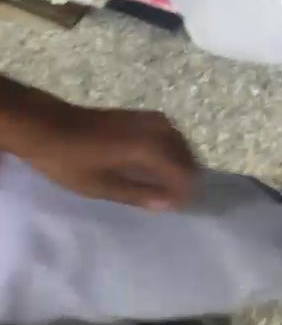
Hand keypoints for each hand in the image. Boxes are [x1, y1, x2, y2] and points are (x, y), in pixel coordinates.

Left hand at [16, 100, 200, 210]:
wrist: (50, 126)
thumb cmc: (69, 161)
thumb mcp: (97, 185)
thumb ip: (136, 194)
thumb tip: (169, 204)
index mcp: (155, 149)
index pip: (185, 173)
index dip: (185, 191)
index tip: (179, 206)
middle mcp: (166, 132)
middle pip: (188, 158)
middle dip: (184, 177)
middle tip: (172, 197)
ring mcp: (162, 122)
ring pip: (182, 147)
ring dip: (179, 164)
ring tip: (165, 183)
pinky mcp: (154, 117)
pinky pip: (173, 137)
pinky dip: (170, 152)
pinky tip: (156, 162)